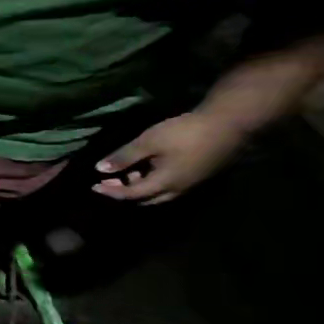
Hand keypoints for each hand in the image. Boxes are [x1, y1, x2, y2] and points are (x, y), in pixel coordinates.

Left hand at [92, 110, 248, 204]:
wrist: (230, 124)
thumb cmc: (185, 133)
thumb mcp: (148, 142)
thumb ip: (124, 157)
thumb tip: (100, 169)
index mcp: (165, 184)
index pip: (131, 195)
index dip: (110, 192)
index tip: (93, 187)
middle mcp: (179, 190)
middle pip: (146, 199)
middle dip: (124, 193)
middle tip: (107, 181)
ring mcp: (192, 184)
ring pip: (159, 194)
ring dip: (139, 187)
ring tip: (124, 172)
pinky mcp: (199, 176)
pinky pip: (170, 186)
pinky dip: (153, 182)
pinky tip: (146, 168)